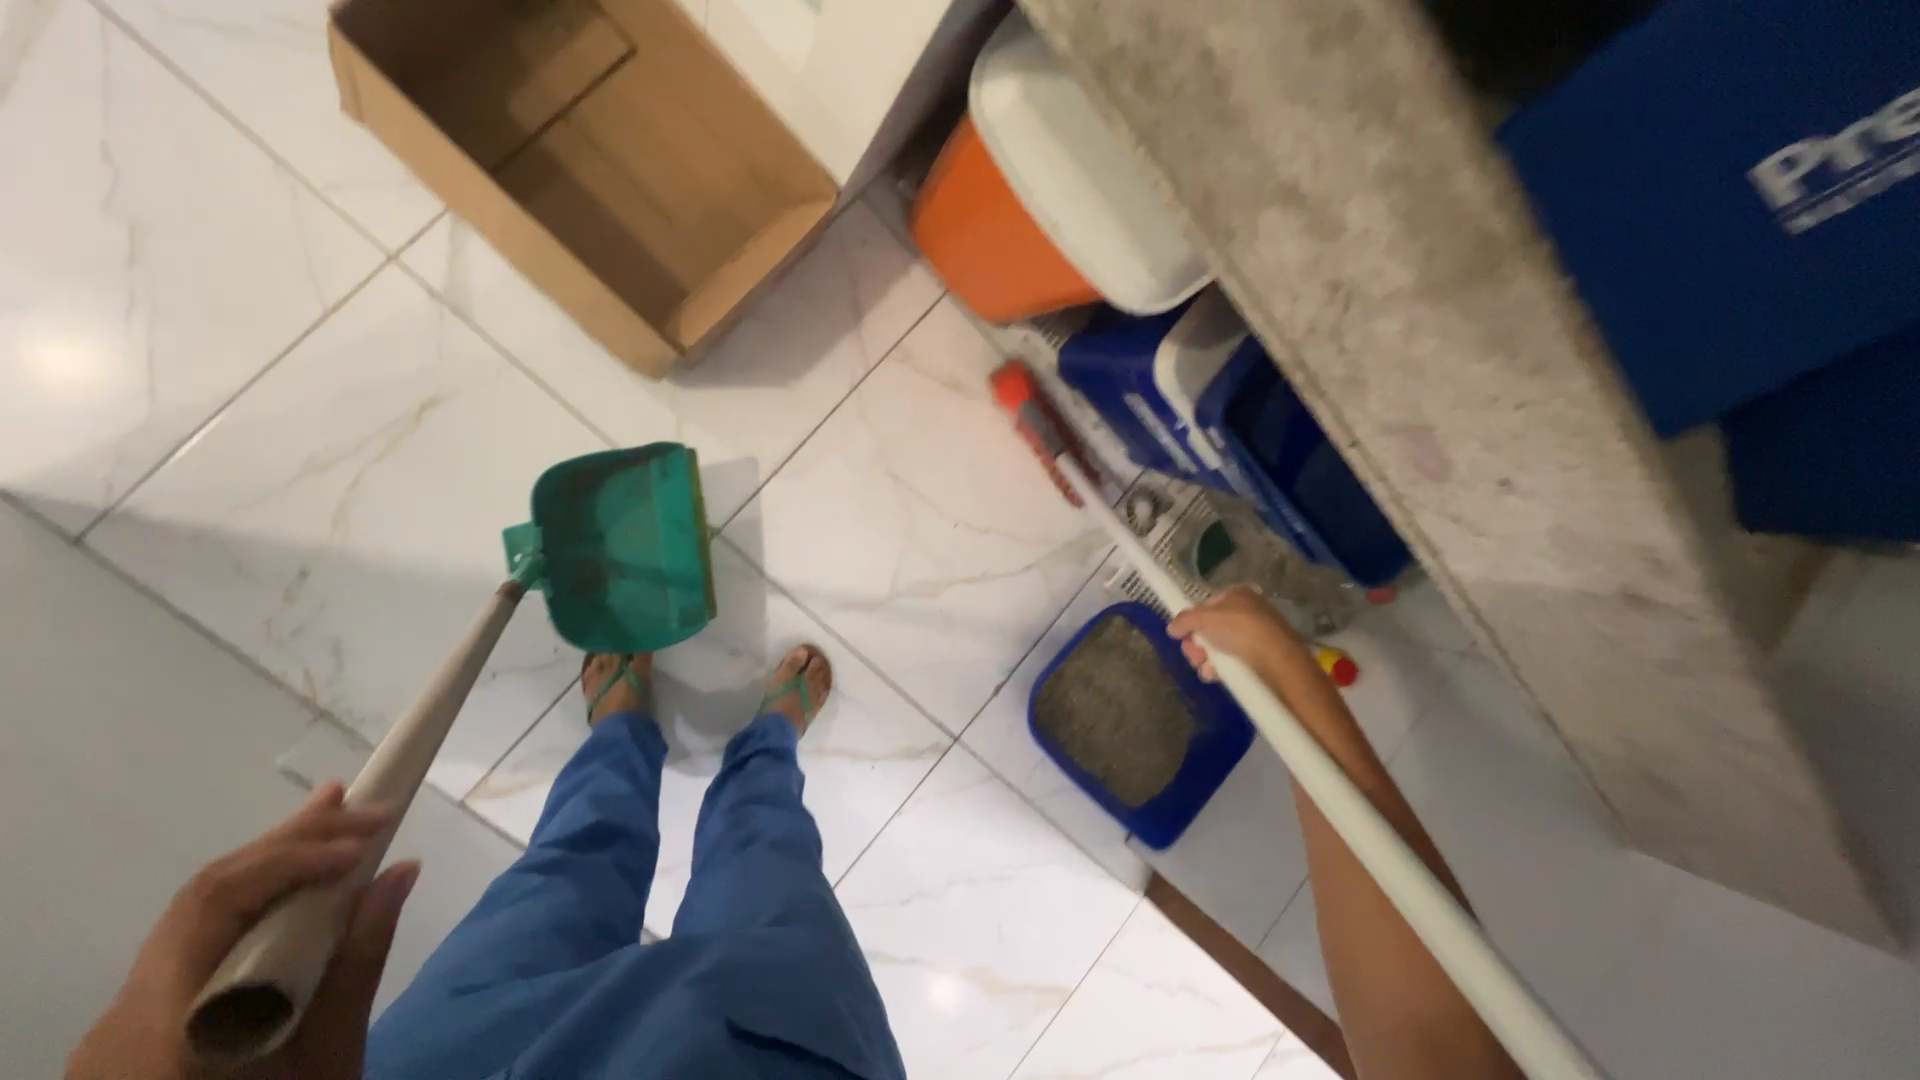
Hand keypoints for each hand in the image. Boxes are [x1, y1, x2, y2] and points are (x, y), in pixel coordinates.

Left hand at [67, 783, 419, 1079]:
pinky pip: (196, 940)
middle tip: (361, 802)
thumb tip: (400, 872)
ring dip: (273, 861)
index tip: (364, 839)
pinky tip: (295, 878)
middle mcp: (124, 1014)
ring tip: (336, 817)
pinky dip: (254, 898)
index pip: (216, 905)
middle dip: (289, 842)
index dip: (290, 857)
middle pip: (205, 896)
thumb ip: (358, 965)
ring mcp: (120, 1018)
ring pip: (197, 913)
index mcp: (168, 1027)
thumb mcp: (330, 1059)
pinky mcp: (135, 1022)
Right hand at [1166, 585, 1304, 682]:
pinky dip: (1222, 669)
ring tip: (1205, 669)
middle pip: (1211, 629)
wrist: (1276, 658)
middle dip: (1197, 644)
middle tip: (1193, 655)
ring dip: (1206, 660)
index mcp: (1237, 594)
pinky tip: (1216, 676)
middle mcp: (1248, 611)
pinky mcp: (1261, 657)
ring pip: (1220, 648)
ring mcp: (1256, 635)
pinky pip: (1234, 662)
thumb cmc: (1239, 629)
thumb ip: (1184, 620)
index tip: (1183, 636)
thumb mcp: (1204, 618)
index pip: (1206, 606)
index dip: (1193, 622)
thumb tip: (1172, 628)